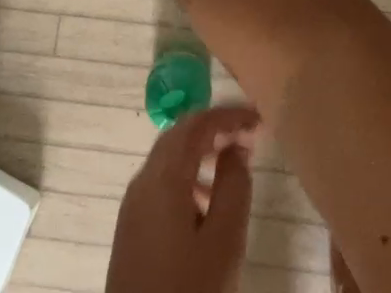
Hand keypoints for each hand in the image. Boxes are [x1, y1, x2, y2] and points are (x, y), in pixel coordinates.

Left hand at [107, 106, 259, 292]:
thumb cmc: (190, 288)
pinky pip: (161, 183)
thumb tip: (236, 148)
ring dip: (201, 152)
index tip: (259, 118)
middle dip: (214, 128)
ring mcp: (132, 204)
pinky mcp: (131, 226)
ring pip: (168, 159)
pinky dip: (187, 176)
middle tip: (249, 135)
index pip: (196, 125)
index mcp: (163, 178)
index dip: (228, 115)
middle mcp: (142, 181)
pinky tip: (207, 203)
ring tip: (234, 166)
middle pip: (178, 136)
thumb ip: (234, 187)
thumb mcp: (224, 240)